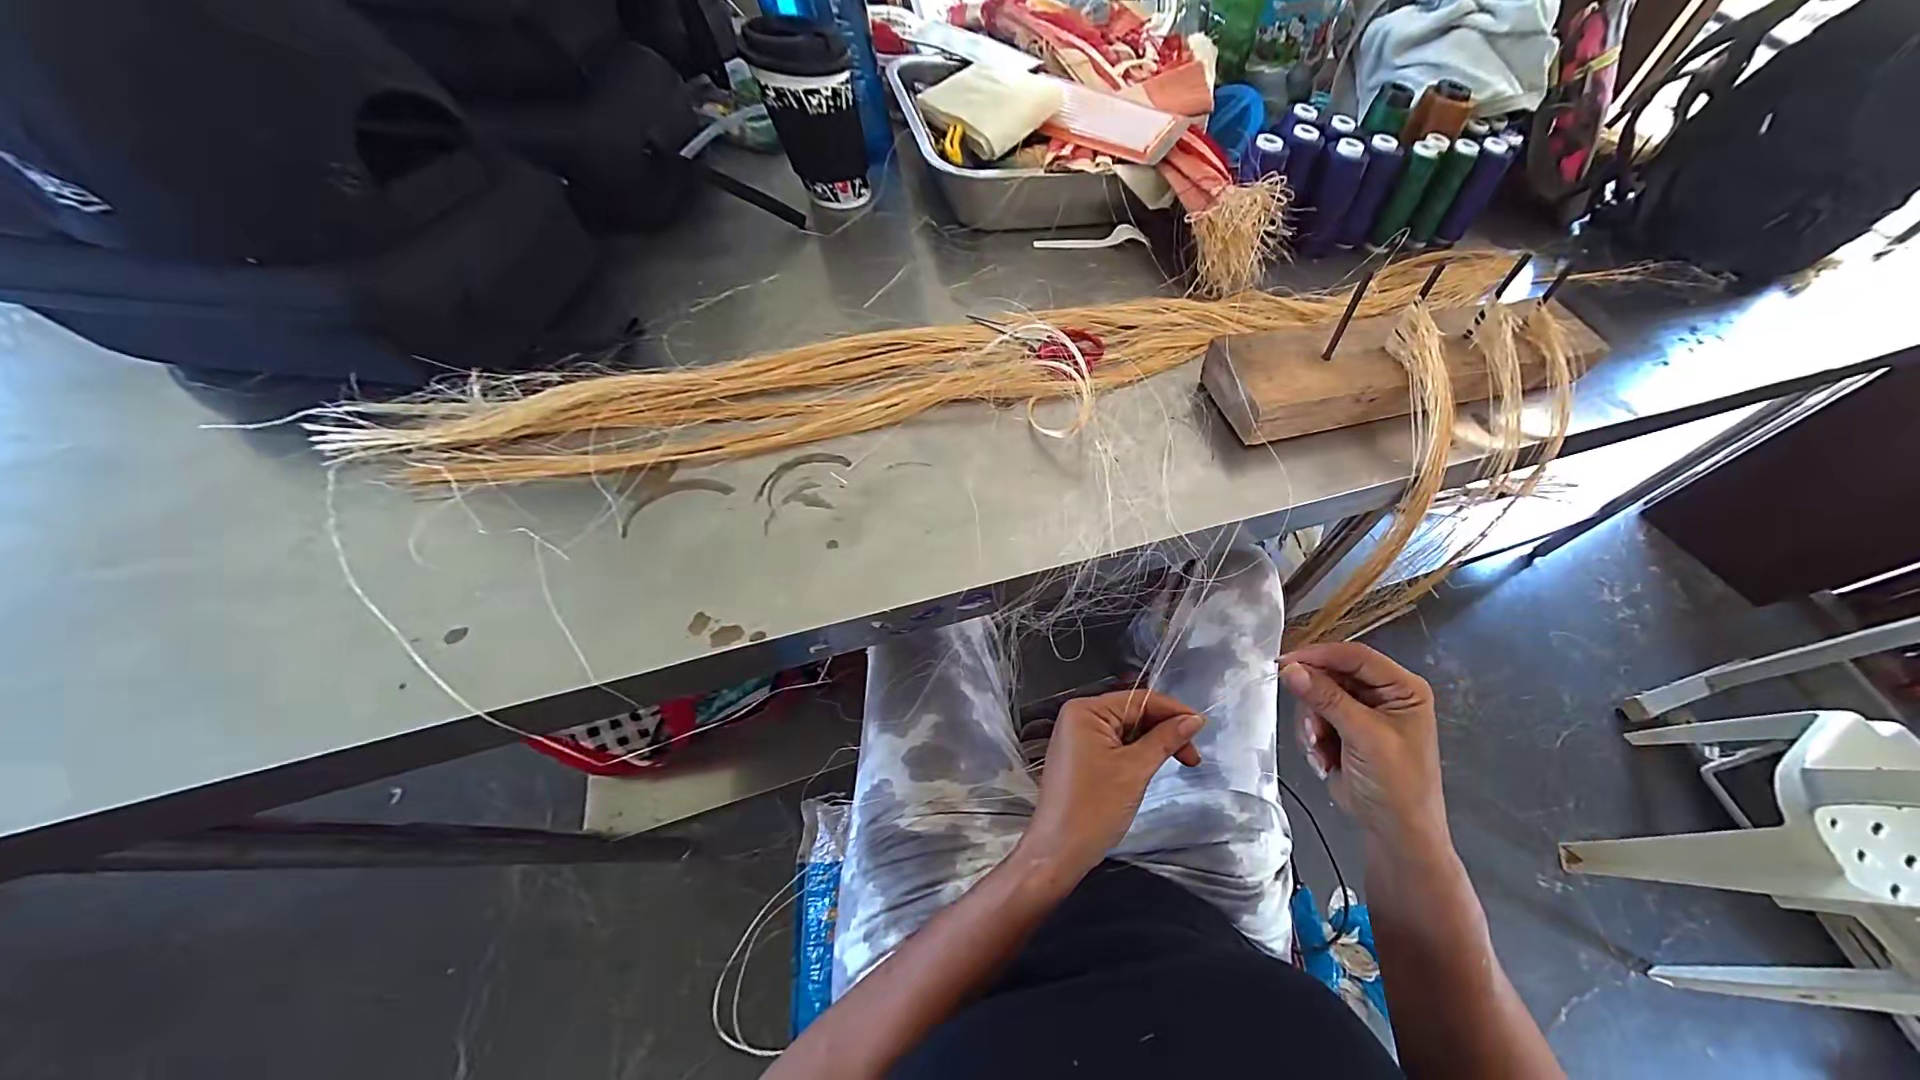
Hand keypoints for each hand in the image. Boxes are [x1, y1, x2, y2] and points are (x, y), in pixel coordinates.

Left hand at [1020, 689, 1204, 876]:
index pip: (1138, 698)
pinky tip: (1155, 765)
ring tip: (1180, 761)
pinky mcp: (1081, 756)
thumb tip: (1193, 720)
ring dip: (1155, 743)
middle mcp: (1078, 717)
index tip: (1201, 726)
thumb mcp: (1135, 769)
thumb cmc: (1092, 808)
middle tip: (1193, 754)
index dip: (1173, 710)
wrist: (1059, 850)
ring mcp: (1078, 737)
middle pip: (1133, 712)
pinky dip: (1138, 753)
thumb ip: (1165, 739)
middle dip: (1165, 729)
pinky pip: (1116, 745)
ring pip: (1127, 730)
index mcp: (1085, 710)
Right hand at [1281, 643, 1447, 852]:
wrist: (1395, 832)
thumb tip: (1290, 669)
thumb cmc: (1395, 783)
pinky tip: (1324, 758)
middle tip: (1313, 728)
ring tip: (1322, 750)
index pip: (1355, 656)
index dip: (1320, 656)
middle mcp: (1383, 694)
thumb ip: (1326, 698)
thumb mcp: (1363, 736)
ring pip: (1316, 696)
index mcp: (1402, 688)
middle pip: (1331, 675)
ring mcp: (1361, 712)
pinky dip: (1312, 736)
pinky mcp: (1343, 729)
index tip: (1285, 664)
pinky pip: (1313, 716)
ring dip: (1312, 724)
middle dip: (1315, 702)